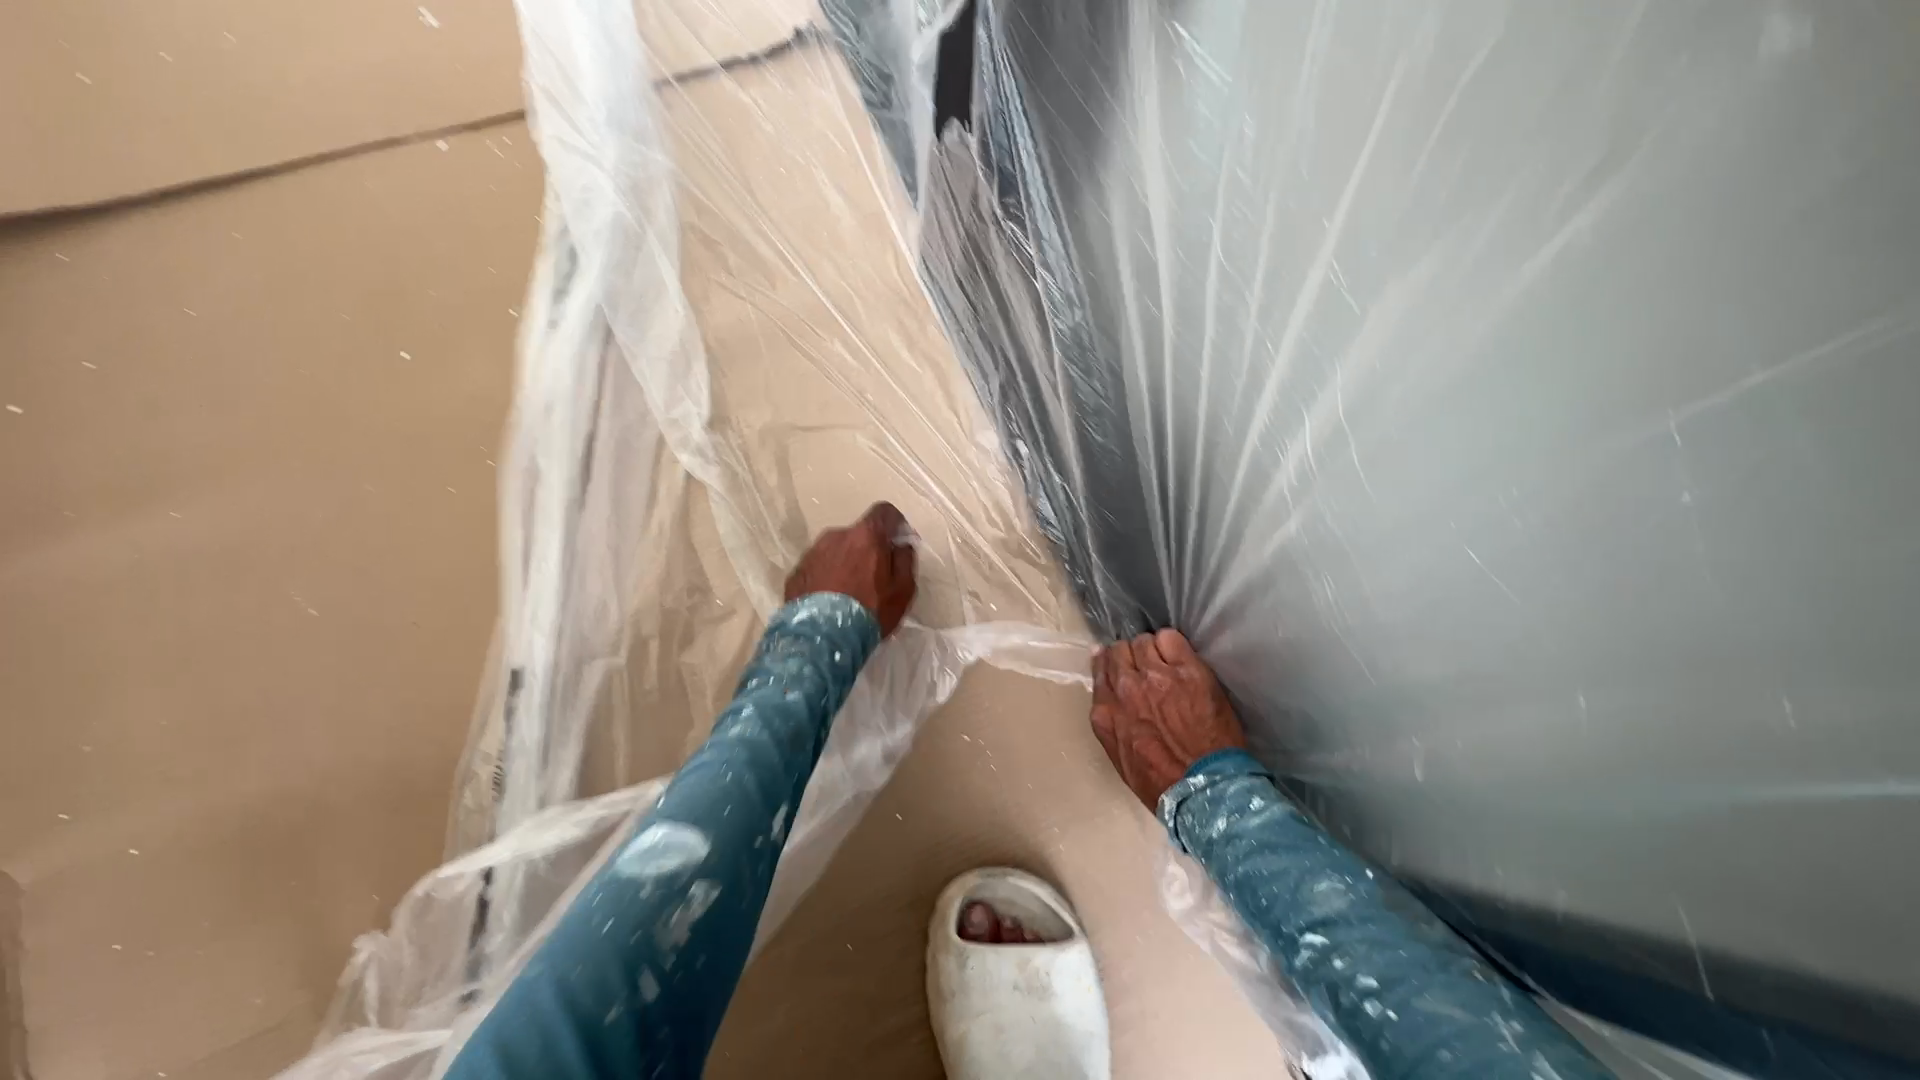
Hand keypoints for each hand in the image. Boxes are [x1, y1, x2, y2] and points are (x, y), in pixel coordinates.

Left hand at [783, 501, 917, 635]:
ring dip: (845, 562)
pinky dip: (827, 576)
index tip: (899, 541)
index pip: (884, 512)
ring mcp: (812, 553)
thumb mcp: (903, 590)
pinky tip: (830, 600)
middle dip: (868, 549)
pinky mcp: (796, 572)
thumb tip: (901, 545)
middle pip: (858, 534)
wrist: (822, 638)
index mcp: (866, 535)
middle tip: (874, 577)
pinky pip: (818, 567)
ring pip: (836, 550)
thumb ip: (906, 560)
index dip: (895, 523)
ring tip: (849, 592)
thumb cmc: (870, 612)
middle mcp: (836, 535)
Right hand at [1090, 629, 1246, 806]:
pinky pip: (1170, 637)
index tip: (1125, 668)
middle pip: (1120, 650)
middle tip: (1148, 668)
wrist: (1203, 788)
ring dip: (1152, 650)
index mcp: (1105, 711)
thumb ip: (1108, 720)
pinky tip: (1180, 658)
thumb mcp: (1118, 755)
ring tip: (1167, 664)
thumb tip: (1105, 690)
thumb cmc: (1160, 782)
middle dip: (1131, 656)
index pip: (1101, 668)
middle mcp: (1125, 688)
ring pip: (1144, 641)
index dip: (1114, 665)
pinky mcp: (1187, 670)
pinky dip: (1172, 644)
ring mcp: (1156, 676)